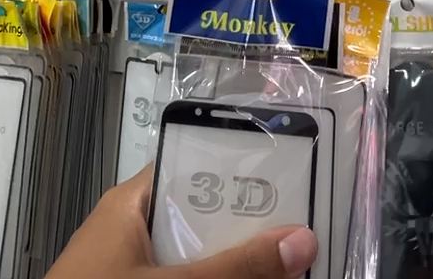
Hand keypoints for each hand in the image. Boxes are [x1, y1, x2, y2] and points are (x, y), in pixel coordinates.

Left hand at [46, 165, 320, 278]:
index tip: (287, 181)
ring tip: (285, 265)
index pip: (193, 166)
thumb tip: (304, 239)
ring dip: (231, 263)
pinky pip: (178, 278)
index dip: (239, 171)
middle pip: (200, 217)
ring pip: (192, 256)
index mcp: (131, 203)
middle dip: (244, 228)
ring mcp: (128, 267)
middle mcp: (130, 228)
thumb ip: (235, 268)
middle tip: (296, 233)